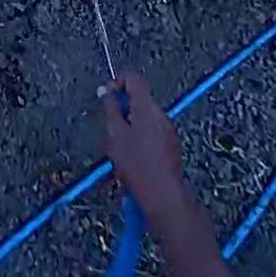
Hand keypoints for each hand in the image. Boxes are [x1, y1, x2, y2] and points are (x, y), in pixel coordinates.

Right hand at [100, 70, 191, 223]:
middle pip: (139, 100)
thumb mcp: (115, 133)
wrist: (163, 197)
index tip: (105, 97)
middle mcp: (161, 115)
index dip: (117, 82)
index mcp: (148, 107)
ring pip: (144, 118)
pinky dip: (139, 137)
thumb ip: (110, 108)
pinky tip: (132, 159)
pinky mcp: (171, 147)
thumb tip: (106, 90)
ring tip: (119, 148)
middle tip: (110, 128)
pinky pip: (152, 133)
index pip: (134, 79)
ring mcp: (168, 132)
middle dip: (122, 109)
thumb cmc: (136, 163)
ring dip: (129, 125)